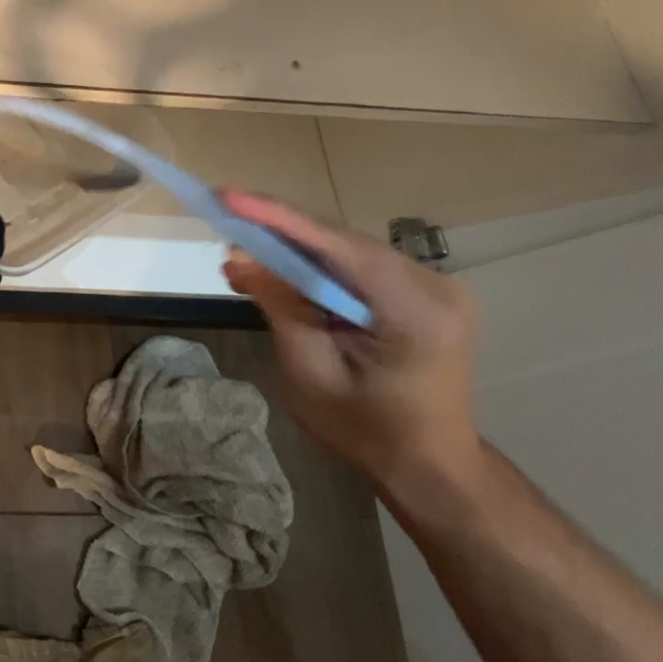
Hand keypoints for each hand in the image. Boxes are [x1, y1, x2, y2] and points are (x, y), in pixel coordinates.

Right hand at [219, 191, 481, 492]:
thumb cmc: (367, 430)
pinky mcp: (427, 293)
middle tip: (224, 221)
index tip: (229, 196)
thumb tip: (239, 257)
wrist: (431, 465)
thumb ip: (280, 307)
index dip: (280, 218)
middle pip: (343, 243)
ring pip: (349, 250)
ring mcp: (438, 287)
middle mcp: (437, 287)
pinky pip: (361, 265)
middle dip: (281, 232)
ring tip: (242, 251)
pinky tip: (281, 270)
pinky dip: (318, 264)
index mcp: (416, 312)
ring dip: (296, 248)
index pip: (339, 248)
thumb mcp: (310, 371)